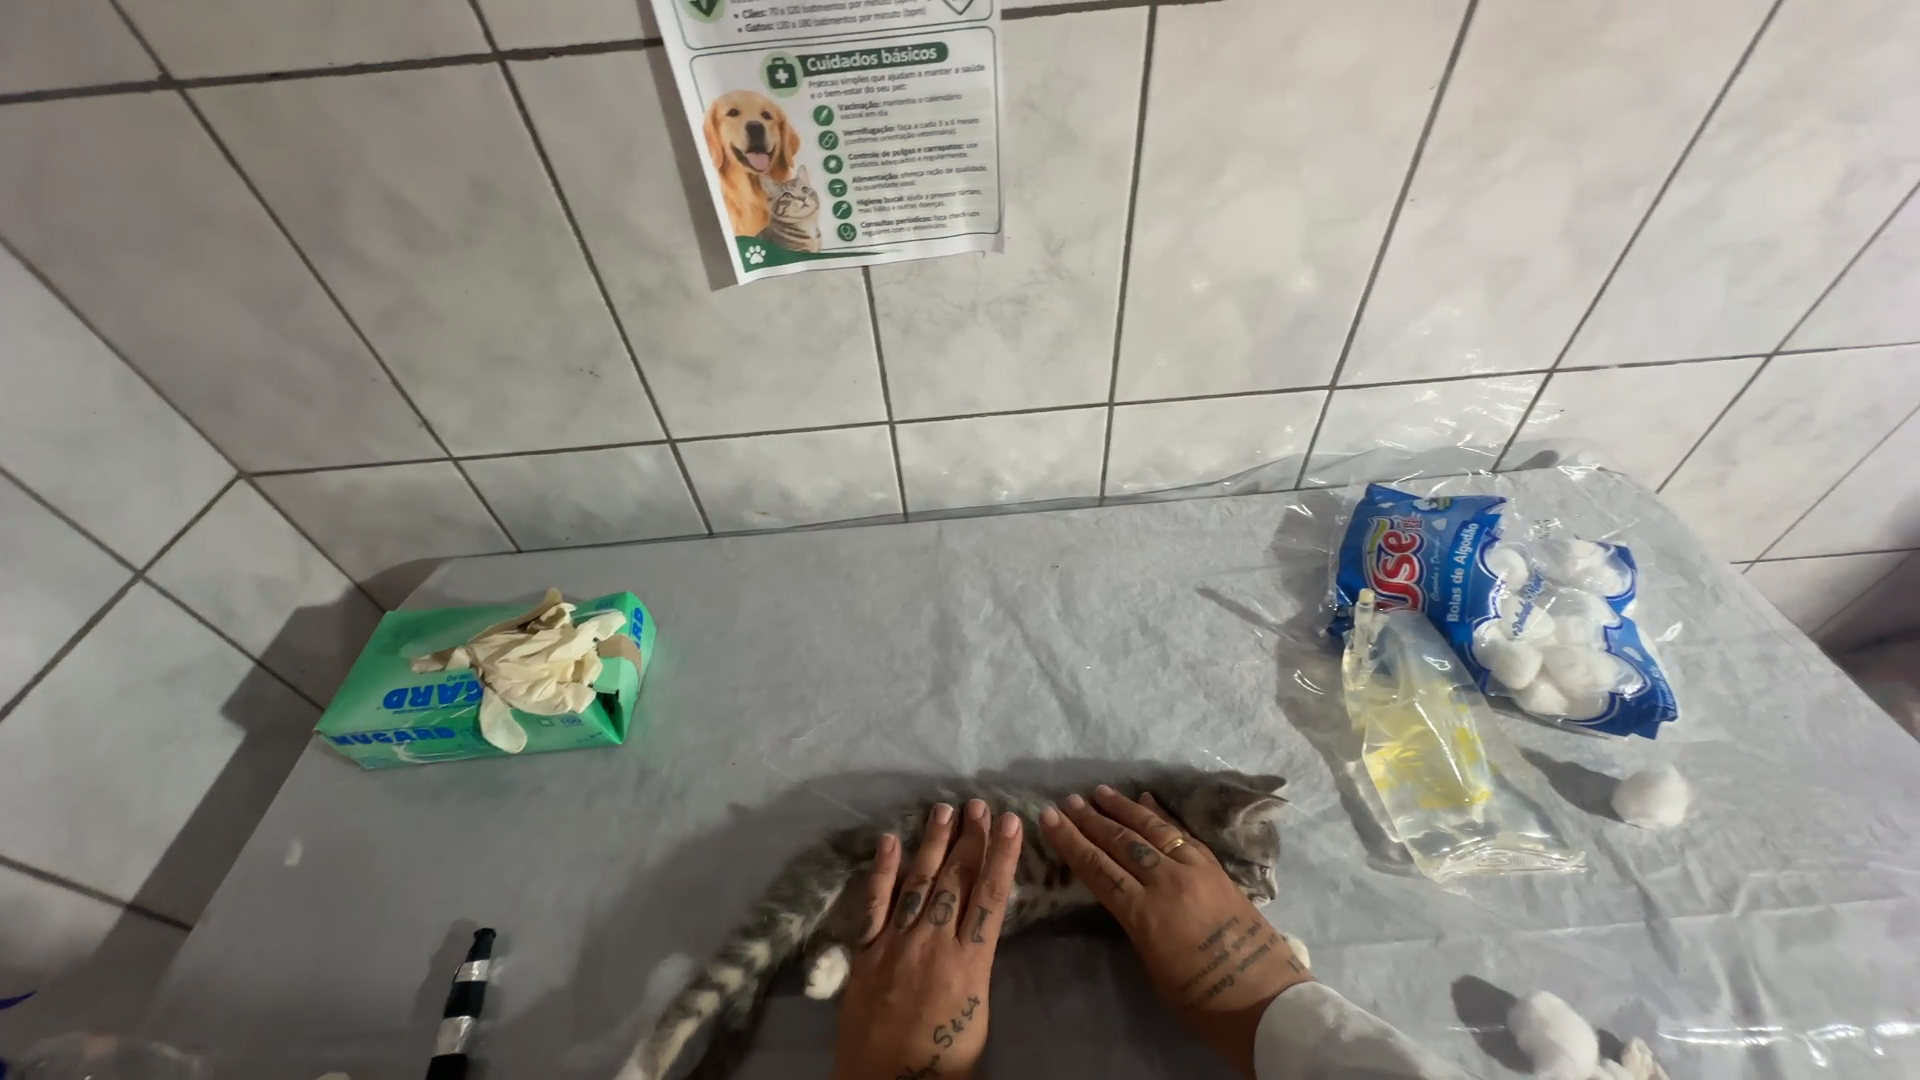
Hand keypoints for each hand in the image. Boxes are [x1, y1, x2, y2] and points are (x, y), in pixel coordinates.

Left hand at [830, 800, 1023, 1079]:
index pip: (990, 898)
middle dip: (969, 839)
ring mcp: (895, 944)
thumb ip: (975, 966)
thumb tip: (976, 927)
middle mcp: (933, 944)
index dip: (1002, 856)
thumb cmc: (943, 1064)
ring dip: (933, 843)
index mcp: (968, 965)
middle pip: (955, 881)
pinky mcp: (865, 952)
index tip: (1010, 821)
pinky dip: (882, 870)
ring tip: (943, 809)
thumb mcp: (977, 1016)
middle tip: (977, 804)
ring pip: (919, 882)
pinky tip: (889, 840)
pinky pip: (874, 904)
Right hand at [1039, 786, 1311, 1078]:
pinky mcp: (1216, 868)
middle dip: (1090, 820)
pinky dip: (1161, 815)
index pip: (1098, 868)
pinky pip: (1182, 833)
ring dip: (1122, 809)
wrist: (1270, 1004)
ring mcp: (1195, 870)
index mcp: (1146, 915)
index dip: (1070, 842)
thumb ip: (1135, 922)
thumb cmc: (1204, 1002)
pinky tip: (1147, 800)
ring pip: (1151, 829)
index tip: (1048, 818)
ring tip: (1099, 792)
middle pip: (1120, 842)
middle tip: (1067, 800)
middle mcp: (1167, 883)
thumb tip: (1121, 892)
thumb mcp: (1154, 966)